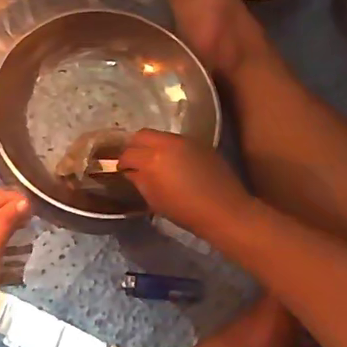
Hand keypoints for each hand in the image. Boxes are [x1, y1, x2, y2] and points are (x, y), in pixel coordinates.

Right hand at [119, 129, 250, 234]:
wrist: (224, 210)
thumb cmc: (184, 210)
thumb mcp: (154, 199)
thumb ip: (138, 180)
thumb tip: (131, 171)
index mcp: (152, 159)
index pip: (127, 154)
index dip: (121, 163)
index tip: (122, 170)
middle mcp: (167, 144)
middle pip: (141, 135)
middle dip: (134, 146)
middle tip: (134, 161)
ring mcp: (185, 141)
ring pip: (160, 135)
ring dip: (152, 145)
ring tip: (154, 161)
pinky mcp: (199, 144)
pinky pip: (176, 141)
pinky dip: (168, 148)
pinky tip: (173, 163)